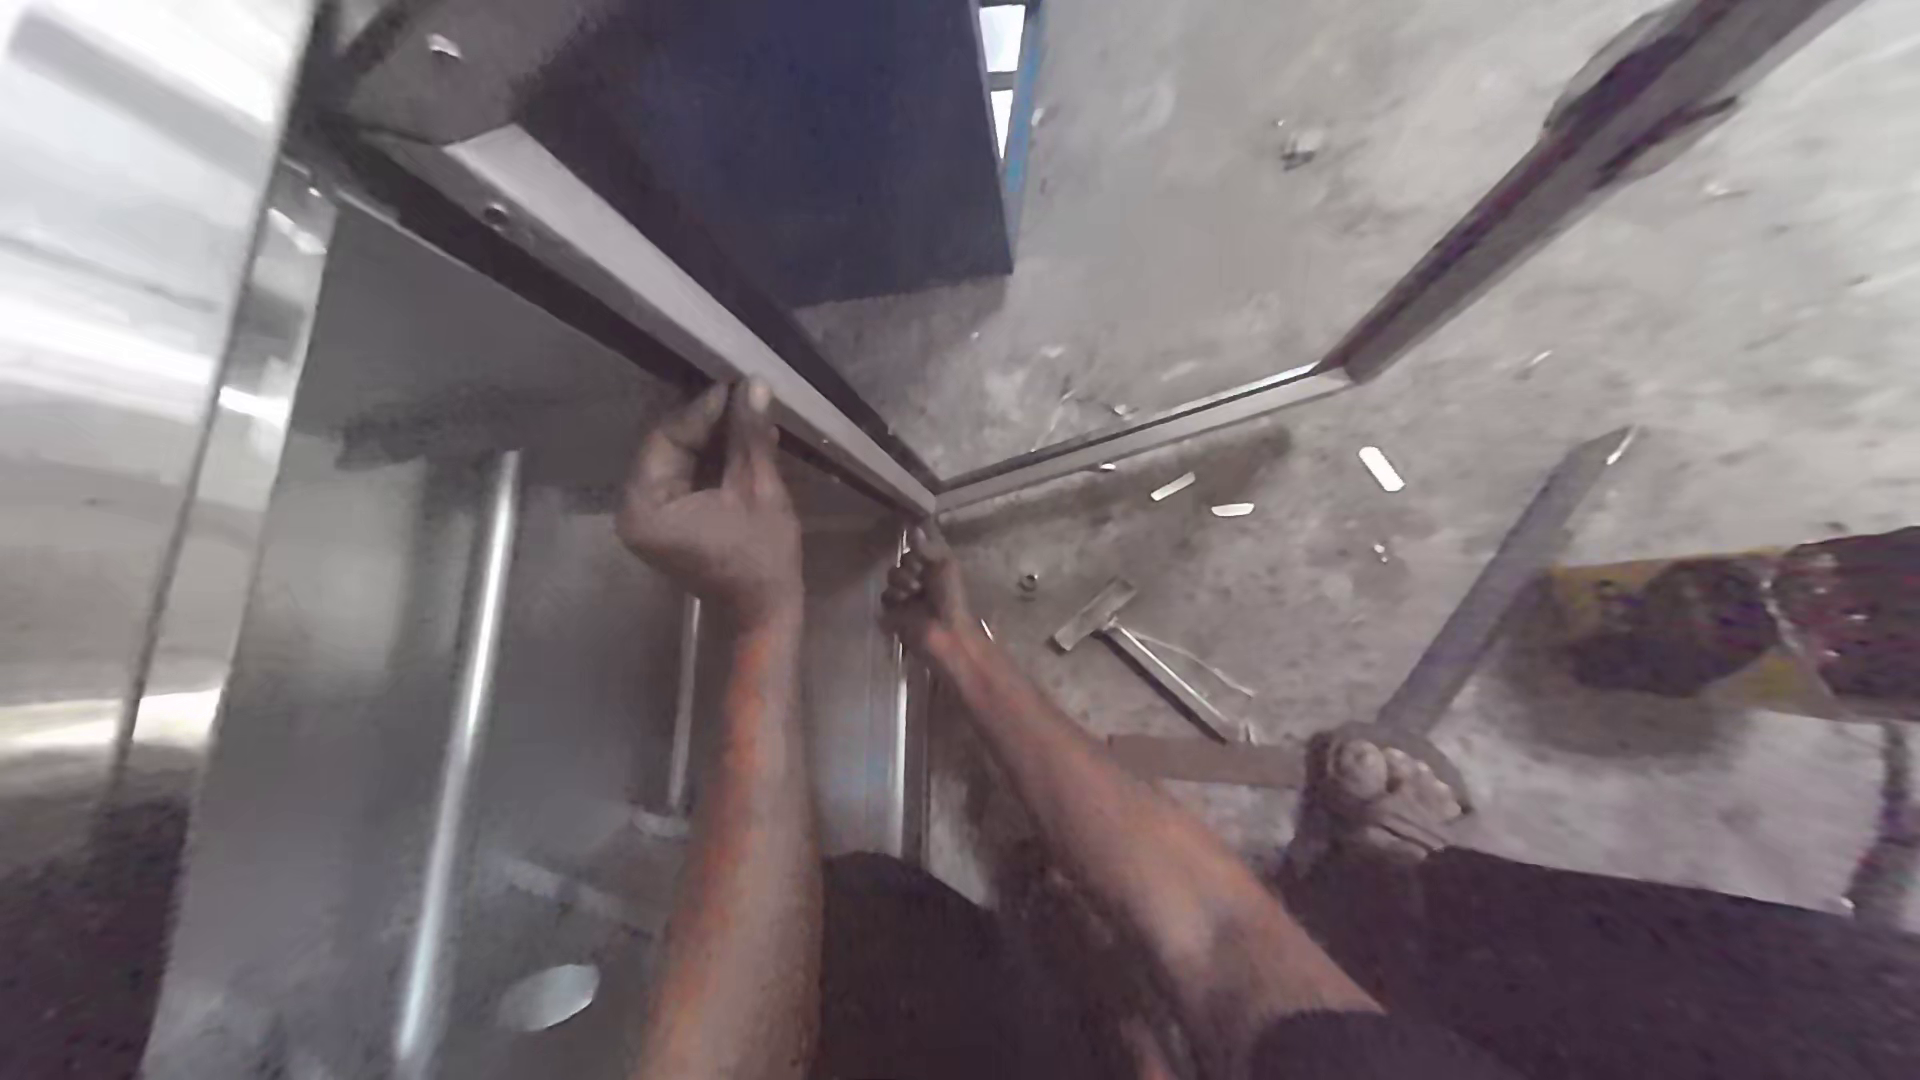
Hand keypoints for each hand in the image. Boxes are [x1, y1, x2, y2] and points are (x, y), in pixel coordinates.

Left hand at [617, 379, 800, 623]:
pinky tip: (743, 440)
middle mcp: (636, 509)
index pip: (667, 438)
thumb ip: (750, 437)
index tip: (736, 386)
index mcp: (647, 505)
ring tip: (749, 413)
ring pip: (680, 460)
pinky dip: (714, 460)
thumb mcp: (759, 491)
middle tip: (744, 396)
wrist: (765, 610)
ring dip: (714, 438)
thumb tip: (754, 385)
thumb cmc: (764, 558)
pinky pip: (686, 477)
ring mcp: (650, 517)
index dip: (703, 410)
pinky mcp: (669, 521)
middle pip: (669, 447)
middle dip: (710, 422)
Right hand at [882, 523, 983, 660]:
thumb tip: (915, 528)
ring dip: (903, 583)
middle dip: (910, 567)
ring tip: (914, 595)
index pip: (916, 549)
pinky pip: (885, 597)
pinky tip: (905, 607)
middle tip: (921, 580)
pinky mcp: (893, 612)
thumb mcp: (946, 566)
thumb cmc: (950, 597)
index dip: (916, 550)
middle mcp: (918, 578)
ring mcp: (905, 595)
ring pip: (892, 576)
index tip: (920, 553)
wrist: (945, 632)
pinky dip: (895, 600)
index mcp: (933, 567)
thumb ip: (928, 548)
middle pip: (902, 560)